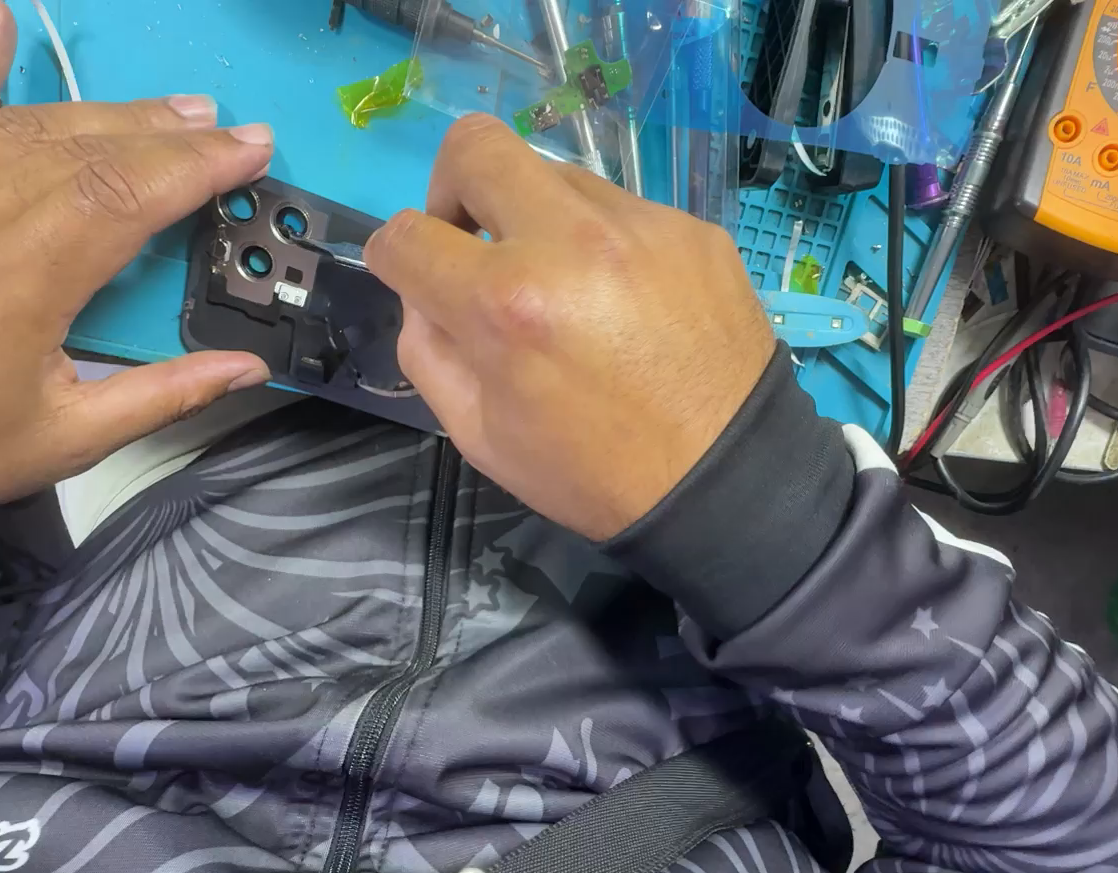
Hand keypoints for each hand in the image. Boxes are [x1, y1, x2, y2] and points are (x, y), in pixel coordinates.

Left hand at [0, 0, 274, 532]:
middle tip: (230, 129)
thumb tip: (250, 368)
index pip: (122, 198)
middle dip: (169, 135)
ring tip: (173, 106)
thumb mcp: (70, 439)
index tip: (251, 151)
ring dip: (107, 110)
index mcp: (16, 287)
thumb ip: (167, 395)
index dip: (194, 167)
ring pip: (25, 128)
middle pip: (83, 151)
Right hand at [364, 116, 774, 541]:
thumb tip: (423, 294)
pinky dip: (602, 246)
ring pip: (554, 176)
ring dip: (535, 222)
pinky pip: (621, 211)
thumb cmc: (593, 476)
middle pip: (475, 146)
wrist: (724, 481)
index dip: (393, 256)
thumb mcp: (483, 438)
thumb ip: (429, 353)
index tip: (412, 273)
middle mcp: (571, 241)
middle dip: (451, 190)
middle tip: (476, 246)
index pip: (408, 236)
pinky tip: (627, 304)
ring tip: (567, 290)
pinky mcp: (693, 229)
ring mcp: (641, 225)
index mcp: (506, 305)